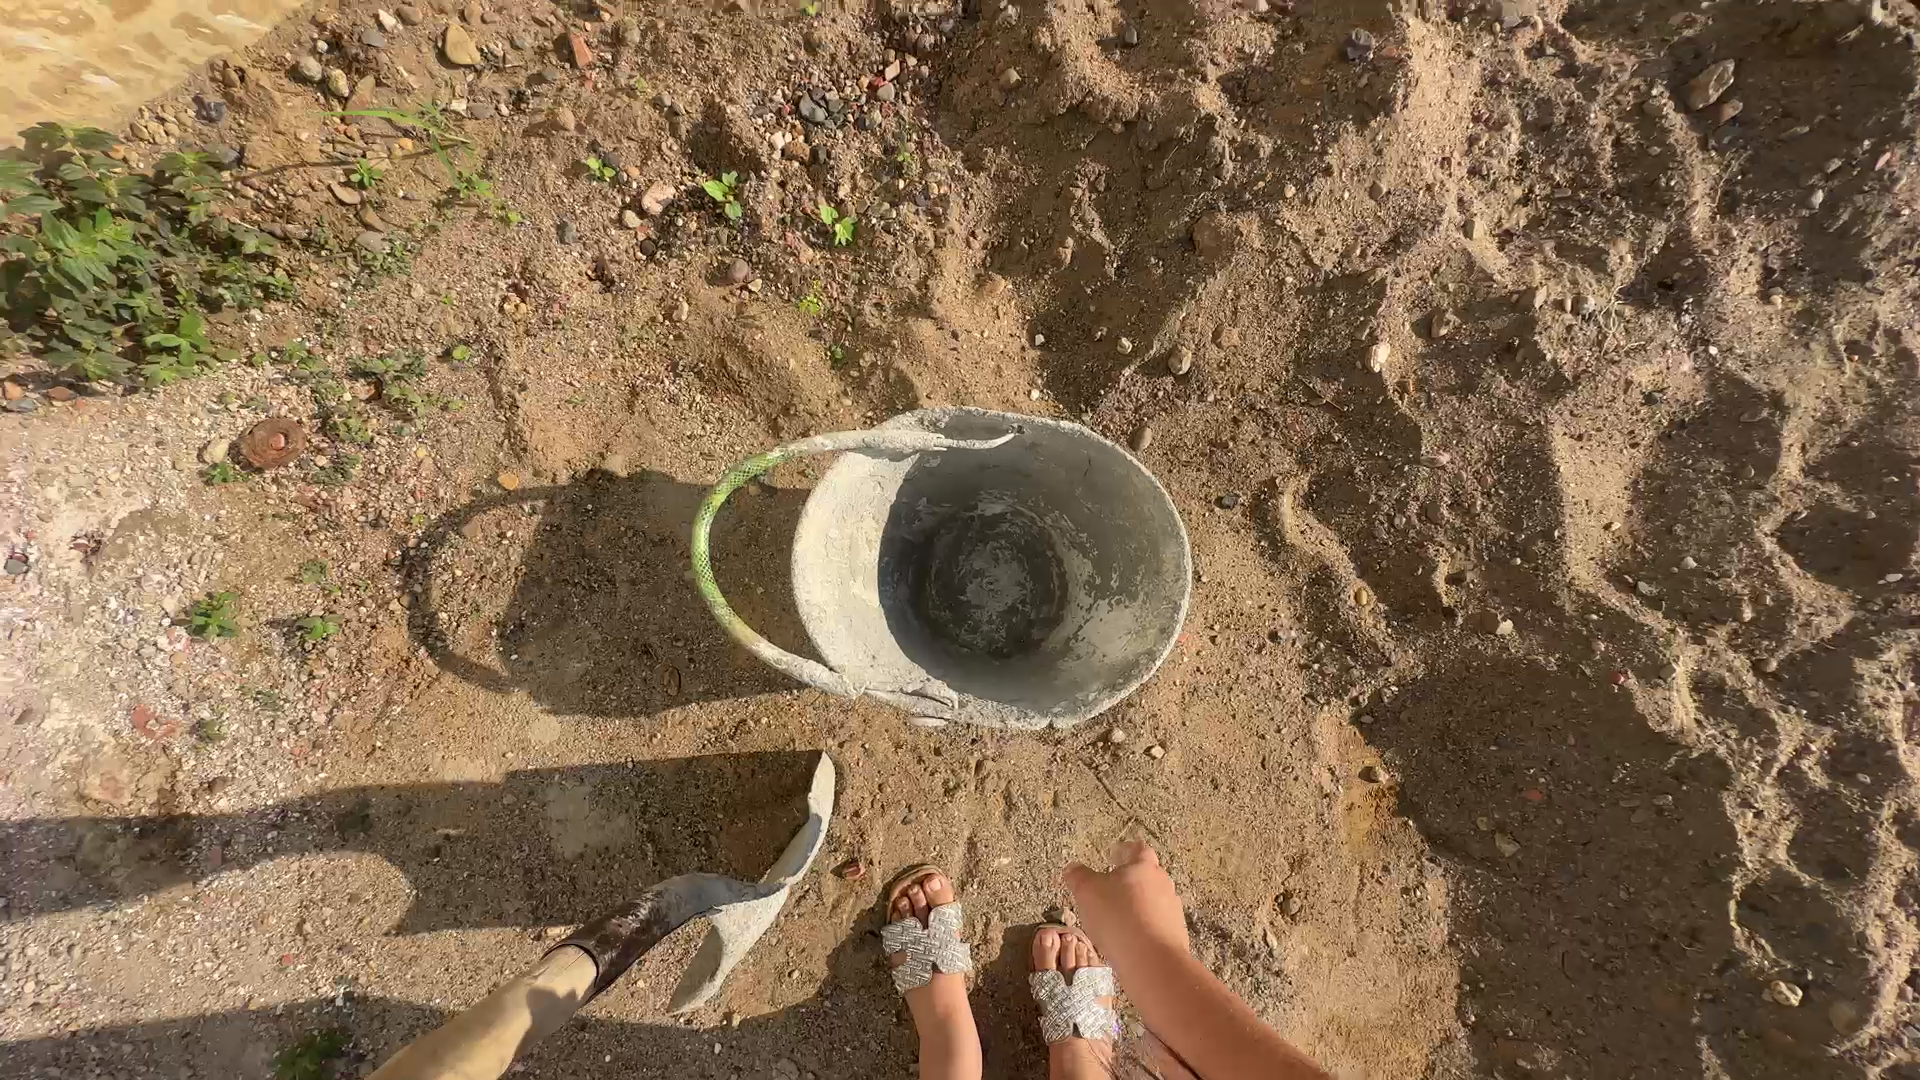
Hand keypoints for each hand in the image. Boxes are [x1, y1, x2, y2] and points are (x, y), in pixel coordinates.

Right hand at [1062, 840, 1188, 959]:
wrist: (1153, 962)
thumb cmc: (1118, 917)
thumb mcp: (1087, 892)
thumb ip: (1078, 876)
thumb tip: (1072, 867)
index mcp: (1143, 867)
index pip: (1138, 849)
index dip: (1125, 850)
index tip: (1113, 854)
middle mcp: (1163, 884)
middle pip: (1148, 875)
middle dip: (1132, 879)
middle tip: (1113, 887)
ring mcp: (1173, 912)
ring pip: (1154, 901)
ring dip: (1139, 905)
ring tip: (1120, 916)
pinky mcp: (1176, 937)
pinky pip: (1158, 925)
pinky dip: (1145, 927)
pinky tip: (1131, 939)